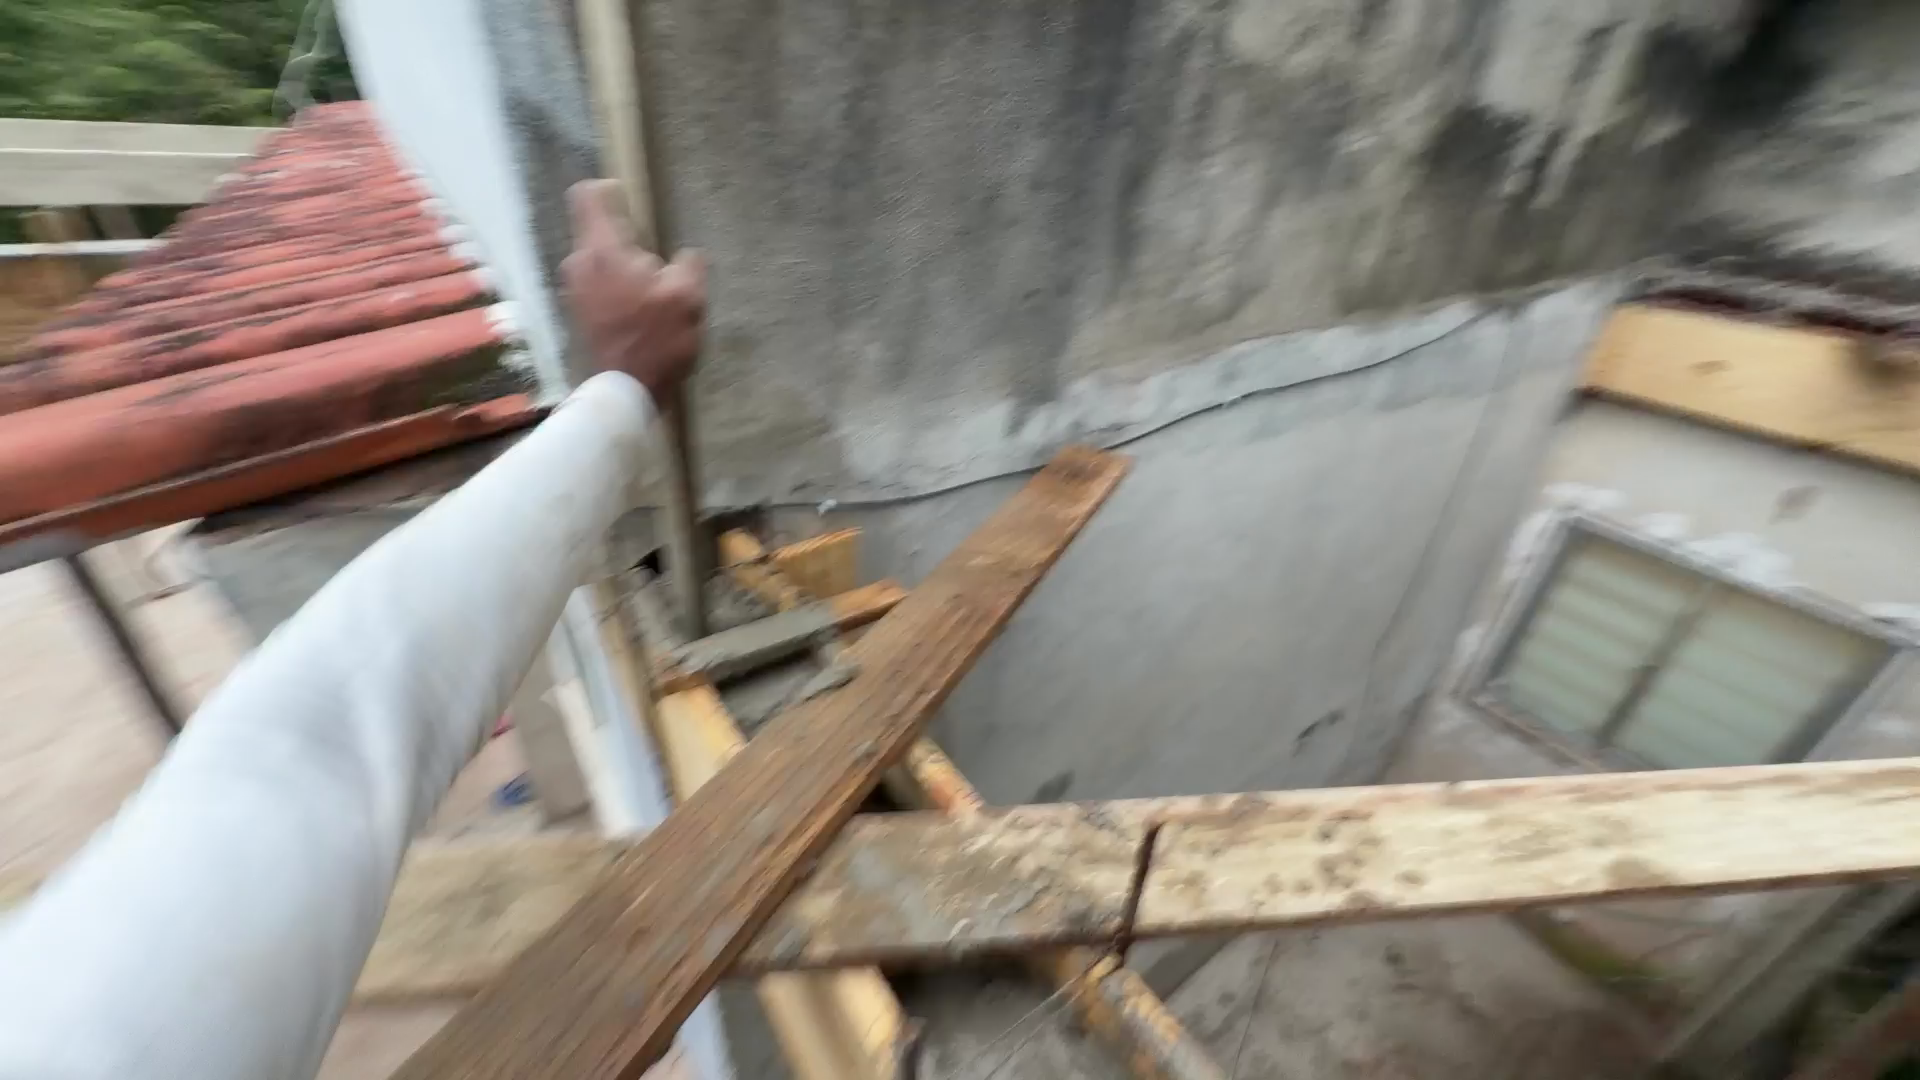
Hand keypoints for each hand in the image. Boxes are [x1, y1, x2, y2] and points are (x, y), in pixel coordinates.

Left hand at [561, 179, 706, 397]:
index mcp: (603, 250)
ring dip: (625, 271)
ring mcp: (574, 291)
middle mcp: (579, 263)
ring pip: (600, 262)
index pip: (588, 196)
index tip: (633, 203)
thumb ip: (689, 266)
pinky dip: (618, 292)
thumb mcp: (689, 298)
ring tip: (654, 298)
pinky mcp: (578, 314)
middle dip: (629, 243)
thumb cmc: (657, 339)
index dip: (610, 190)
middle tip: (660, 268)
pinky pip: (598, 287)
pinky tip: (641, 317)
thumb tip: (685, 257)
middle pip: (599, 233)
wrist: (627, 390)